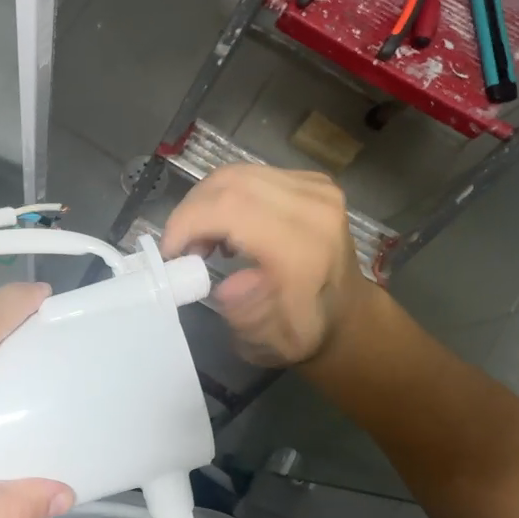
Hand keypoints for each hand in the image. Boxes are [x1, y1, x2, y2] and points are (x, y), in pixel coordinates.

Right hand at [161, 164, 374, 365]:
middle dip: (190, 213)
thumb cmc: (305, 332)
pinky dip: (225, 199)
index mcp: (304, 247)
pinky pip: (251, 176)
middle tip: (182, 249)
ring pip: (236, 175)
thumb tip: (227, 285)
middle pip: (228, 184)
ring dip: (205, 204)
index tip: (170, 254)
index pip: (230, 208)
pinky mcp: (311, 181)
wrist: (348, 314)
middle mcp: (313, 207)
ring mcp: (315, 188)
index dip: (187, 222)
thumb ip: (249, 315)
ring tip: (202, 242)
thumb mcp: (272, 343)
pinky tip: (226, 230)